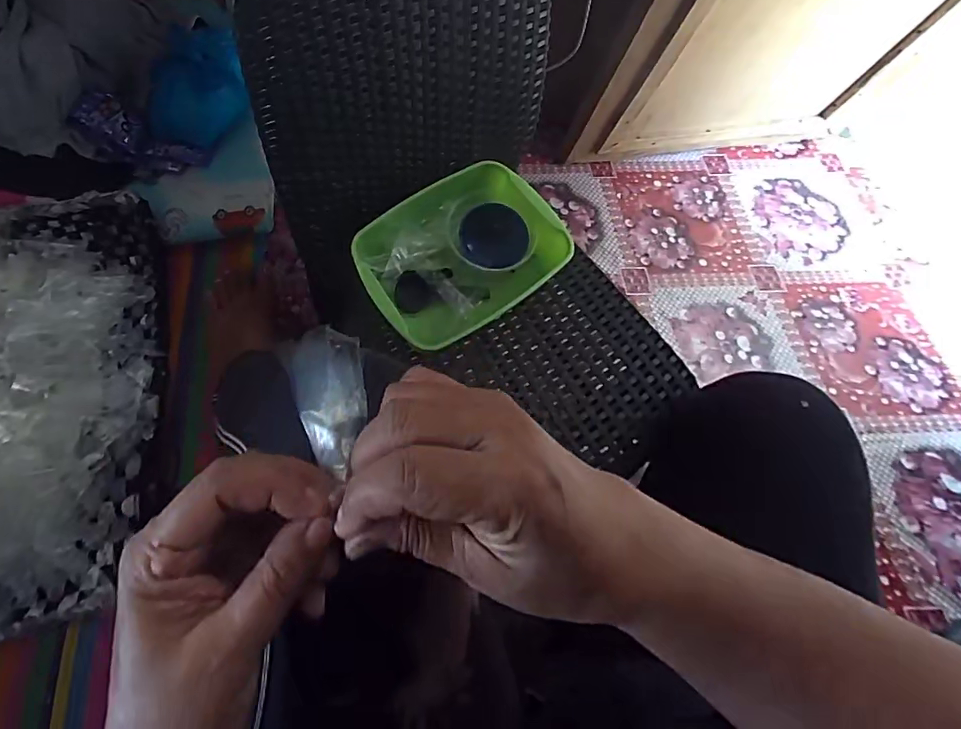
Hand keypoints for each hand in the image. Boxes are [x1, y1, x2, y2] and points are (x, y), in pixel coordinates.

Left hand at [108, 454, 339, 728]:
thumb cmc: (178, 711)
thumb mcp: (230, 645)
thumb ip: (276, 579)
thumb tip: (321, 521)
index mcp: (159, 546)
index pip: (218, 485)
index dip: (273, 482)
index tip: (323, 502)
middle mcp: (179, 536)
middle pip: (243, 491)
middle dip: (295, 502)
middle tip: (338, 520)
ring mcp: (204, 553)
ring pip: (262, 515)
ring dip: (302, 534)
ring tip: (330, 568)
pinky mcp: (225, 572)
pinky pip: (268, 546)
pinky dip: (298, 561)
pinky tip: (315, 594)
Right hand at [334, 366, 657, 625]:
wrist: (614, 535)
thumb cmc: (559, 572)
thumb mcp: (485, 575)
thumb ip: (415, 539)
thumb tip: (352, 530)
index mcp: (505, 483)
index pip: (409, 471)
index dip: (364, 498)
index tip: (346, 529)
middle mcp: (494, 426)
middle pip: (398, 424)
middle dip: (362, 467)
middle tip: (358, 509)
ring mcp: (490, 401)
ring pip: (402, 398)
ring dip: (376, 439)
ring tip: (380, 482)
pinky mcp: (485, 394)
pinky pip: (421, 385)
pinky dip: (397, 413)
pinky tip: (403, 450)